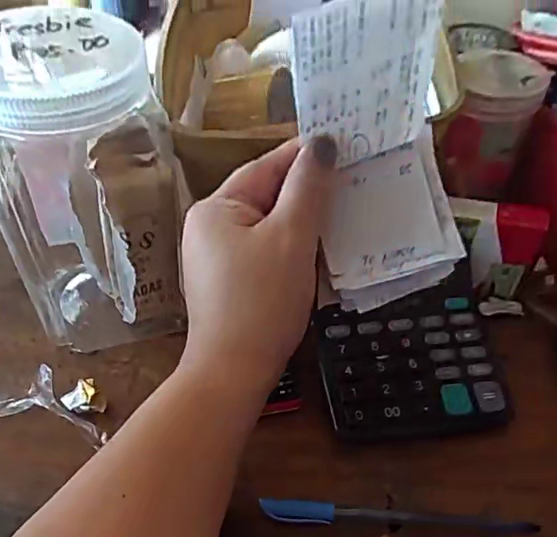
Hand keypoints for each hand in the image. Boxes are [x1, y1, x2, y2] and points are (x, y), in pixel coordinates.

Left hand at [180, 136, 336, 384]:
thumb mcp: (291, 240)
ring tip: (337, 227)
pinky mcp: (226, 291)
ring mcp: (214, 262)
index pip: (267, 166)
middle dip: (305, 196)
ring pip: (266, 231)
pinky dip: (287, 256)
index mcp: (216, 207)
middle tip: (348, 190)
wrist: (233, 373)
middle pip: (265, 199)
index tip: (344, 149)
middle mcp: (207, 229)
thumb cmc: (262, 304)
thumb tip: (322, 143)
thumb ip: (308, 189)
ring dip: (300, 228)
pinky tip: (311, 265)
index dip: (306, 157)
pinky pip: (262, 259)